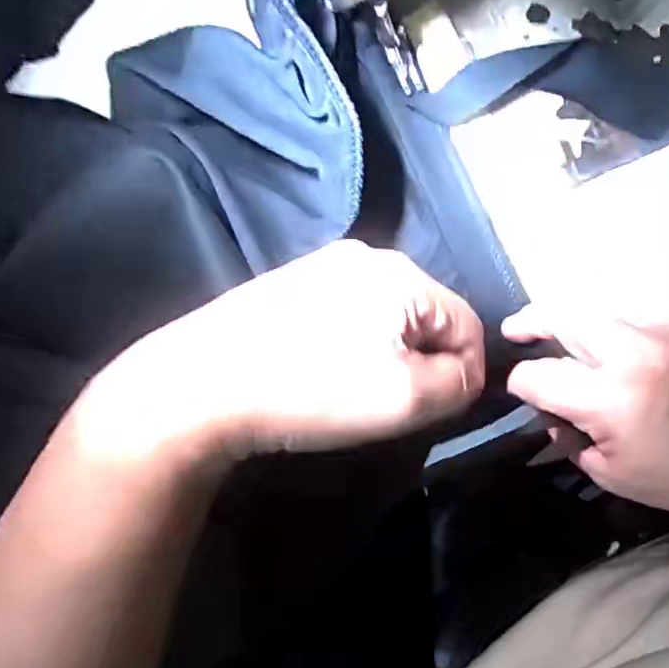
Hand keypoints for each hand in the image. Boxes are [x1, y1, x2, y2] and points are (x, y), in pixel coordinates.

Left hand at [73, 241, 485, 474]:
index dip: (465, 374)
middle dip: (425, 363)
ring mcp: (322, 265)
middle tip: (395, 405)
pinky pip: (350, 316)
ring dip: (390, 357)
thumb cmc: (315, 391)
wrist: (200, 386)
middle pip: (428, 318)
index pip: (469, 325)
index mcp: (403, 274)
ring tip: (356, 392)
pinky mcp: (290, 285)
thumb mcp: (410, 398)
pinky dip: (353, 347)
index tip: (438, 412)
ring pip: (390, 319)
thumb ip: (460, 382)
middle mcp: (367, 256)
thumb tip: (467, 373)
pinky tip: (324, 371)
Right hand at [503, 307, 668, 517]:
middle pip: (562, 316)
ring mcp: (663, 331)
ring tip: (566, 345)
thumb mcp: (612, 473)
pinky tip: (623, 358)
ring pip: (597, 312)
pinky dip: (616, 335)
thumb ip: (571, 436)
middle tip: (516, 331)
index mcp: (612, 400)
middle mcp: (634, 353)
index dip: (521, 383)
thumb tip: (551, 409)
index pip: (540, 375)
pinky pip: (633, 320)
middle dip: (531, 323)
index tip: (520, 389)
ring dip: (575, 327)